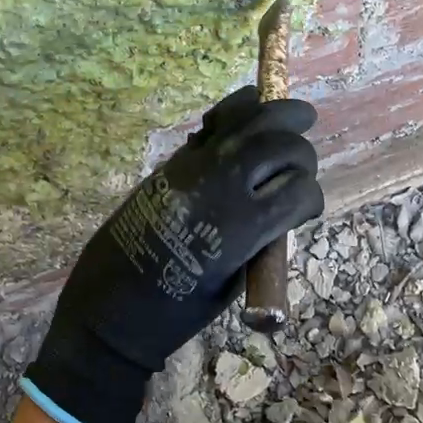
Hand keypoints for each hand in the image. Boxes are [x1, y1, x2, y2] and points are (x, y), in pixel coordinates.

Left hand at [21, 86, 325, 422]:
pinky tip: (253, 113)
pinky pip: (215, 122)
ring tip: (298, 117)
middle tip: (303, 164)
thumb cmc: (177, 311)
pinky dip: (239, 111)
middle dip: (302, 153)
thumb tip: (284, 202)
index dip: (312, 198)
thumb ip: (264, 237)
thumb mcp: (235, 282)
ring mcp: (193, 167)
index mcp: (240, 228)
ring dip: (278, 115)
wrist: (110, 307)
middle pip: (280, 145)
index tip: (308, 208)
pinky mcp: (173, 161)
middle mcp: (220, 187)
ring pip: (248, 118)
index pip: (299, 190)